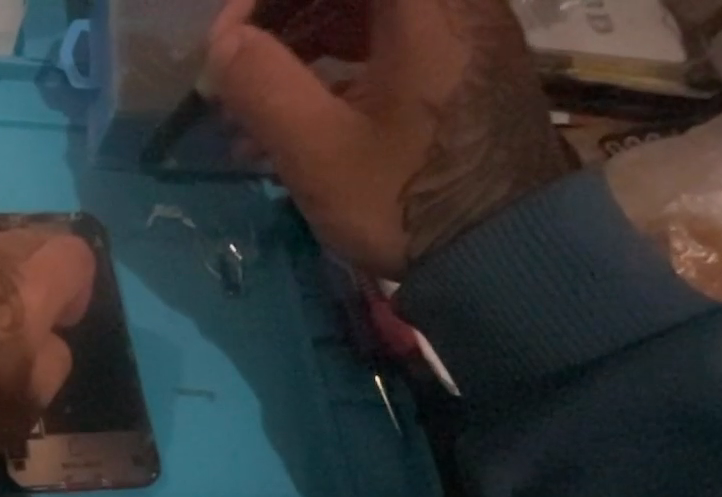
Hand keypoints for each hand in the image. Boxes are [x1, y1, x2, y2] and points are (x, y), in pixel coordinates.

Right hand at [206, 0, 572, 276]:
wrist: (500, 248)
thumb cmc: (404, 197)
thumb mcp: (319, 150)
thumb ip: (264, 87)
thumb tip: (221, 43)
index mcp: (421, 3)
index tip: (225, 42)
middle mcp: (446, 1)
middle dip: (278, 22)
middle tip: (231, 74)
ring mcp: (452, 33)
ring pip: (358, 13)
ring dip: (295, 50)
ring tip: (248, 111)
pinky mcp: (450, 70)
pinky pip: (378, 45)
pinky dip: (327, 72)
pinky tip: (289, 125)